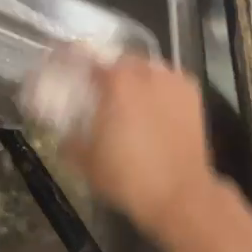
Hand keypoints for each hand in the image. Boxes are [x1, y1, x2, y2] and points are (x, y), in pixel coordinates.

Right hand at [56, 53, 217, 232]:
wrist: (180, 194)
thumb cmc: (127, 178)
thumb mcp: (85, 161)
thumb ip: (70, 138)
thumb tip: (64, 133)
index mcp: (115, 82)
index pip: (84, 56)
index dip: (68, 59)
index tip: (59, 67)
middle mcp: (146, 73)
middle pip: (118, 59)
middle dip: (104, 70)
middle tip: (94, 89)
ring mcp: (173, 82)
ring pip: (145, 68)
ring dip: (132, 78)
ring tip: (125, 98)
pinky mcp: (192, 96)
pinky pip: (167, 81)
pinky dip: (156, 88)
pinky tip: (151, 106)